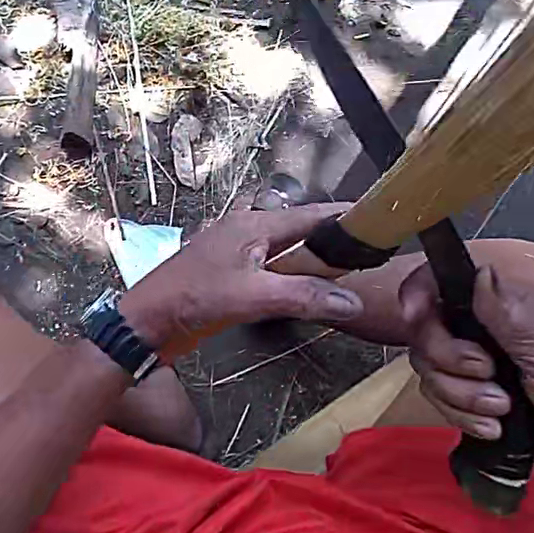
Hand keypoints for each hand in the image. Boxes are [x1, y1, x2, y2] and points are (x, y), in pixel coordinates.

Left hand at [118, 203, 367, 361]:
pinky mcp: (229, 274)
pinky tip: (305, 293)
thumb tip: (353, 300)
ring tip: (347, 278)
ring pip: (287, 252)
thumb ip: (304, 295)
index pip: (314, 214)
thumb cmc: (194, 297)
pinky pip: (271, 269)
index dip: (348, 217)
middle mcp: (248, 231)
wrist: (148, 318)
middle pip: (303, 232)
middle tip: (373, 258)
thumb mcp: (253, 296)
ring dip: (313, 264)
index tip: (385, 223)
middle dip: (335, 244)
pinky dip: (292, 277)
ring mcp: (237, 252)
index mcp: (255, 224)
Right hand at [399, 245, 533, 484]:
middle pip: (422, 331)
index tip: (414, 315)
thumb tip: (483, 274)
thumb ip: (514, 317)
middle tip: (488, 374)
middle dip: (450, 361)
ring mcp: (461, 359)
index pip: (437, 283)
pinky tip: (492, 424)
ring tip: (502, 408)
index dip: (417, 294)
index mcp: (496, 306)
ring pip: (425, 368)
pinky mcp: (457, 388)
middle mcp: (472, 326)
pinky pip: (432, 397)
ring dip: (461, 395)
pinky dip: (461, 415)